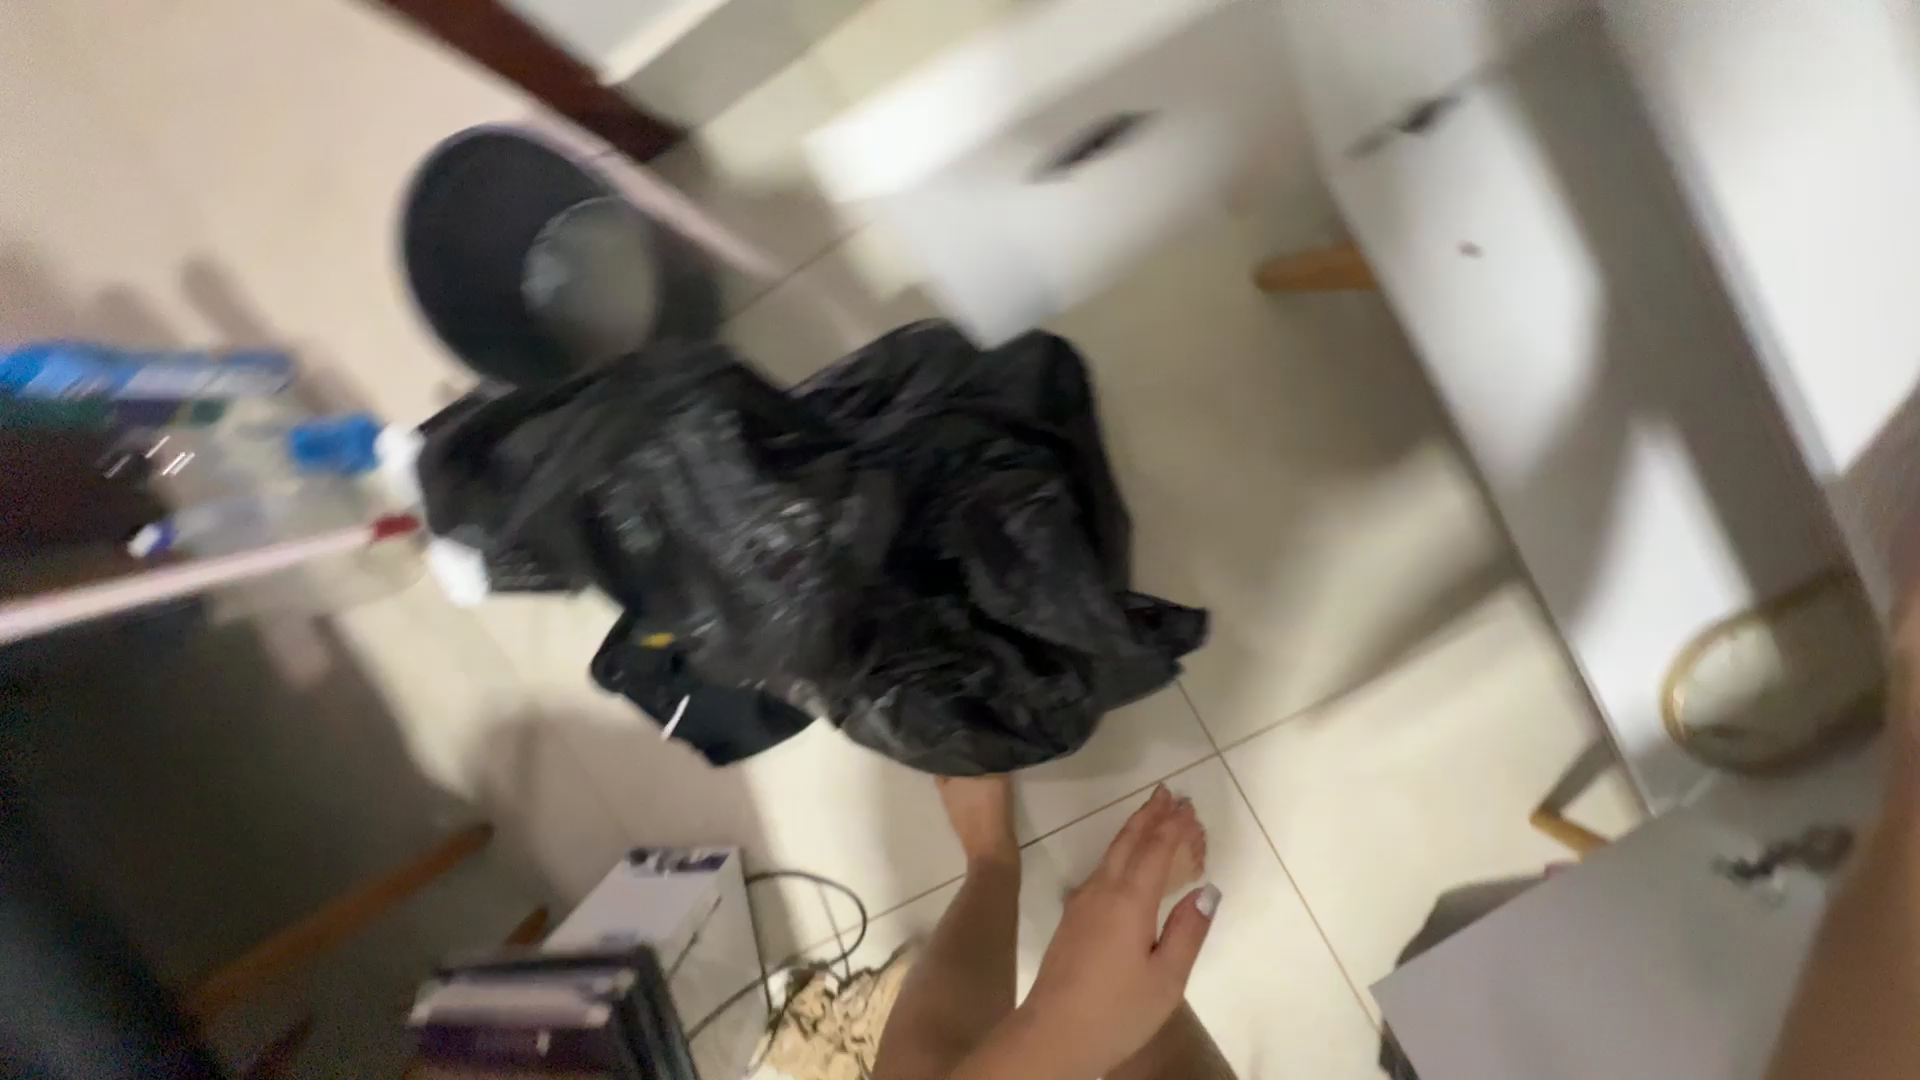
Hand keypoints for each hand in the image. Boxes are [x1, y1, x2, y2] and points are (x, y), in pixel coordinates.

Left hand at [1016, 785, 1218, 1079]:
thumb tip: (1207, 889)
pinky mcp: (1074, 915)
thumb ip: (1188, 930)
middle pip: (1128, 840)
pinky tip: (1129, 860)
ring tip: (1153, 814)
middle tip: (1168, 792)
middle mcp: (1103, 889)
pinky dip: (1123, 852)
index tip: (1187, 804)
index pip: (1154, 850)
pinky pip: (1104, 869)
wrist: (1054, 1030)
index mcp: (1129, 900)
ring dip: (1135, 830)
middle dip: (1150, 814)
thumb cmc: (1117, 1009)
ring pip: (1113, 852)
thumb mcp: (1166, 978)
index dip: (1172, 825)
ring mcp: (1084, 900)